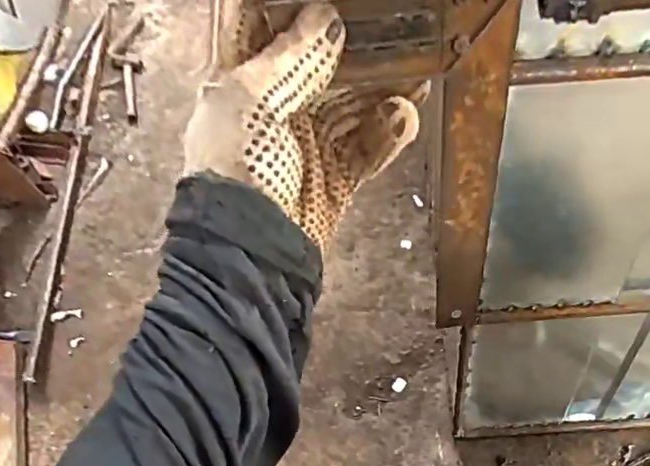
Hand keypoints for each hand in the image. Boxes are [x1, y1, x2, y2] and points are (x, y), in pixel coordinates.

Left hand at [184, 1, 420, 247]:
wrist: (253, 255)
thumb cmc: (235, 173)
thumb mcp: (250, 100)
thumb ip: (291, 58)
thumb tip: (327, 19)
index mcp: (241, 82)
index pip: (268, 26)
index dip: (298, 9)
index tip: (334, 1)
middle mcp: (276, 112)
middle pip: (322, 66)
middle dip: (355, 46)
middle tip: (391, 29)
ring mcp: (308, 149)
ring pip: (352, 107)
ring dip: (382, 89)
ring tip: (414, 71)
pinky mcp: (335, 183)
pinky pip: (367, 152)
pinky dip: (387, 136)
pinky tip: (404, 116)